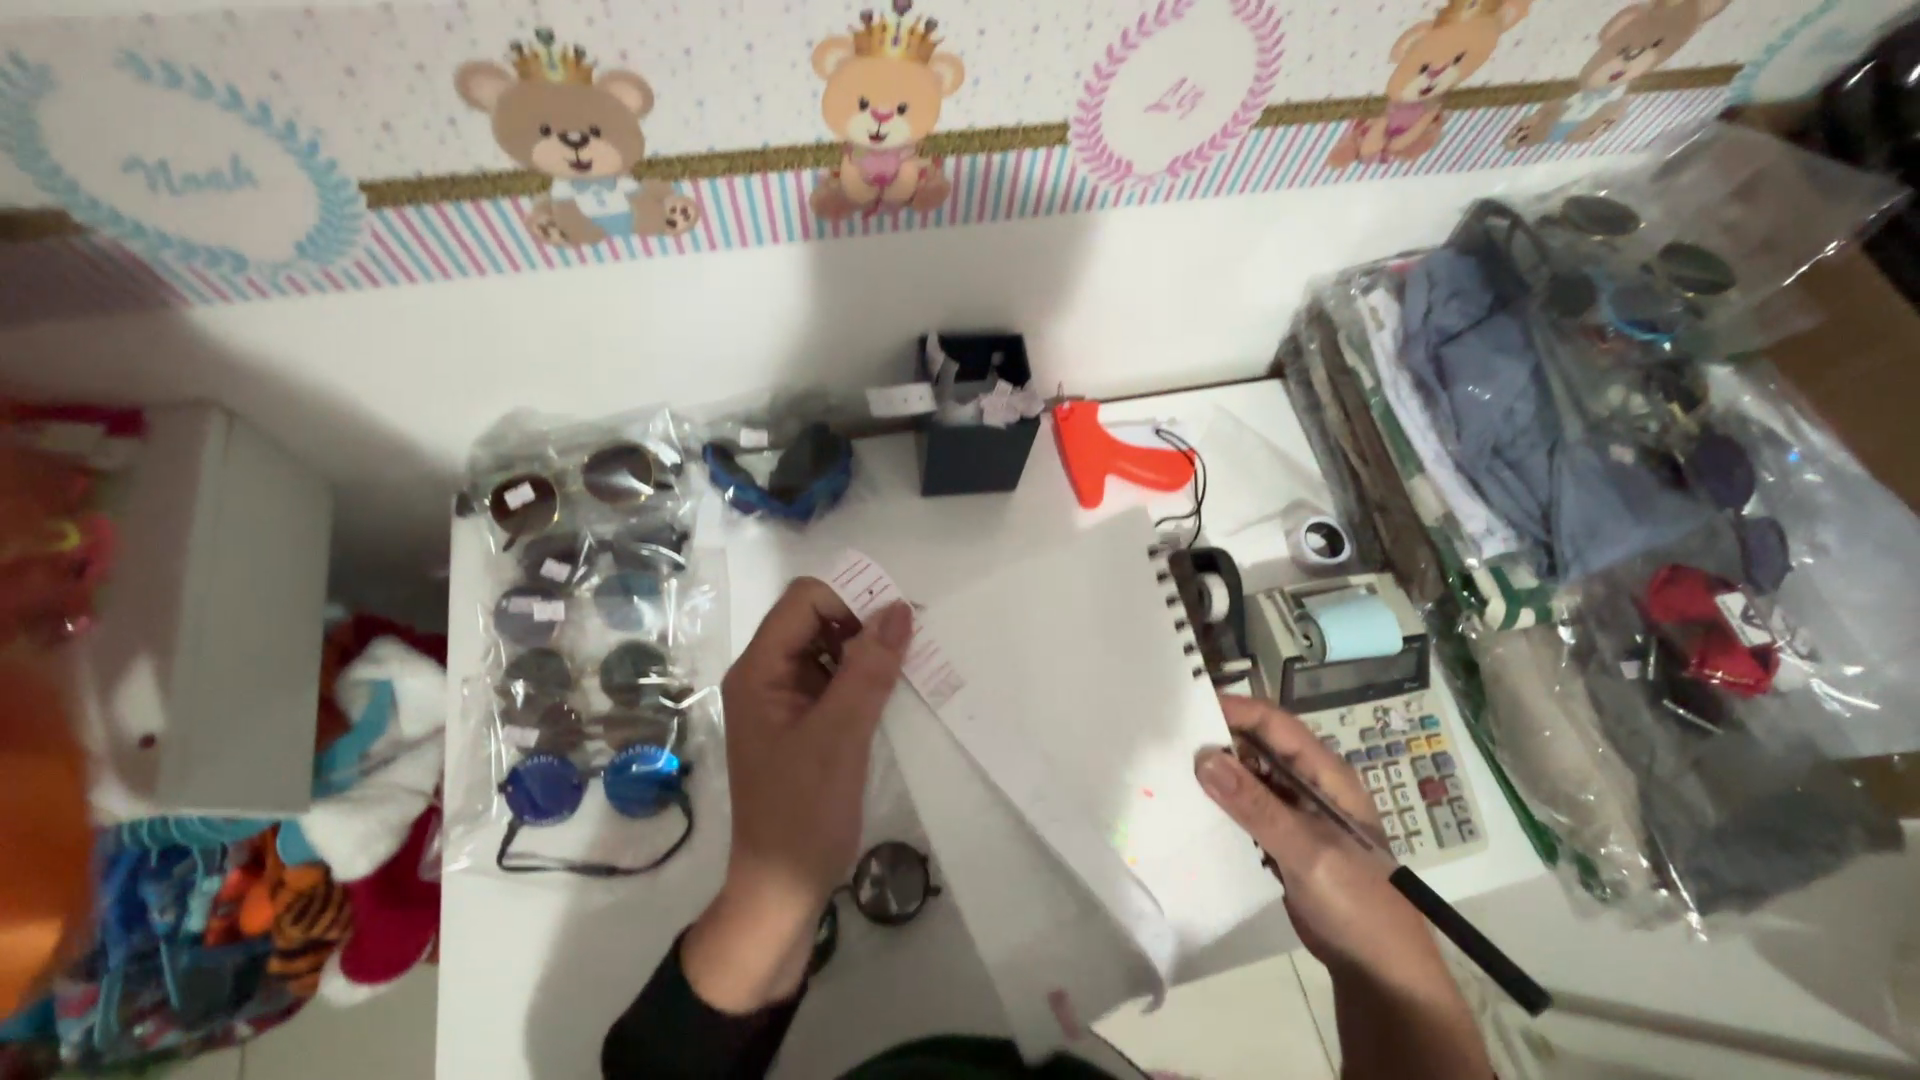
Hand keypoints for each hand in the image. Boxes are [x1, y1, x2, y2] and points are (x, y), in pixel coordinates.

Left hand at [683, 579, 911, 1011]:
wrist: (783, 886)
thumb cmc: (803, 813)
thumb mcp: (839, 738)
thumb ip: (867, 671)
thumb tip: (899, 610)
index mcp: (759, 672)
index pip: (803, 602)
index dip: (850, 599)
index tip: (898, 621)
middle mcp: (767, 676)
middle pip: (815, 619)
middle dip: (862, 621)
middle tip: (910, 643)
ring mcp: (785, 700)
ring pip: (829, 648)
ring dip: (867, 650)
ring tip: (907, 666)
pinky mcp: (805, 722)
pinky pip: (836, 680)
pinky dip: (865, 677)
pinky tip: (893, 691)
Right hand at [1194, 696, 1440, 979]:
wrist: (1380, 969)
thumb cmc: (1358, 903)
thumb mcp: (1307, 851)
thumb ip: (1256, 806)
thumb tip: (1203, 758)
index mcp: (1326, 775)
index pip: (1276, 724)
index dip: (1235, 710)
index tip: (1186, 708)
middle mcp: (1309, 785)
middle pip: (1258, 746)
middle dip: (1217, 738)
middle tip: (1166, 737)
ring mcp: (1295, 813)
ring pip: (1248, 777)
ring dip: (1215, 773)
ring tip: (1168, 768)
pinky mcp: (1282, 839)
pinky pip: (1246, 809)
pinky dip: (1220, 805)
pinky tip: (1190, 809)